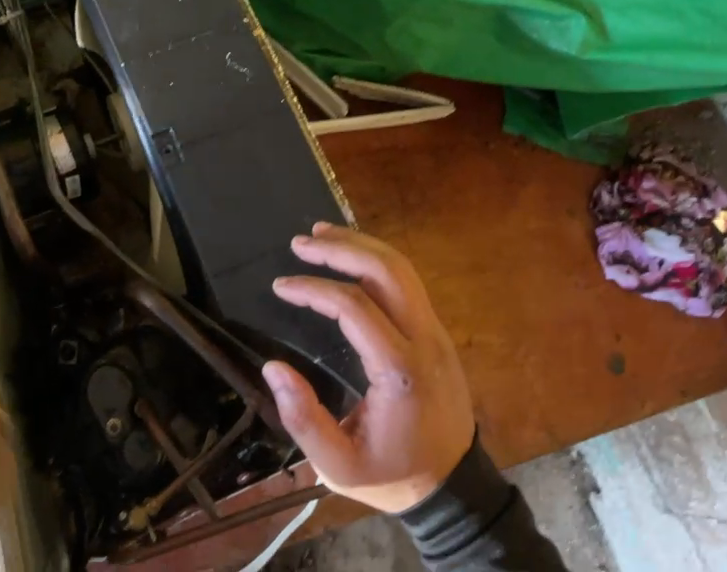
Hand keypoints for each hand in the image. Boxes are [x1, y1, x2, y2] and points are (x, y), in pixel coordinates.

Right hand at [264, 222, 475, 514]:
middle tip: (299, 242)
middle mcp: (424, 341)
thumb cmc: (392, 476)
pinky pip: (408, 282)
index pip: (354, 307)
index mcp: (399, 372)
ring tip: (319, 235)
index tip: (280, 287)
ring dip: (359, 245)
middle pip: (387, 271)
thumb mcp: (339, 466)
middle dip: (340, 248)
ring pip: (402, 268)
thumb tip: (272, 367)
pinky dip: (375, 260)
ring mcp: (436, 333)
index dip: (313, 289)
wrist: (455, 491)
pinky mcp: (437, 333)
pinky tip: (349, 257)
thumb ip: (302, 419)